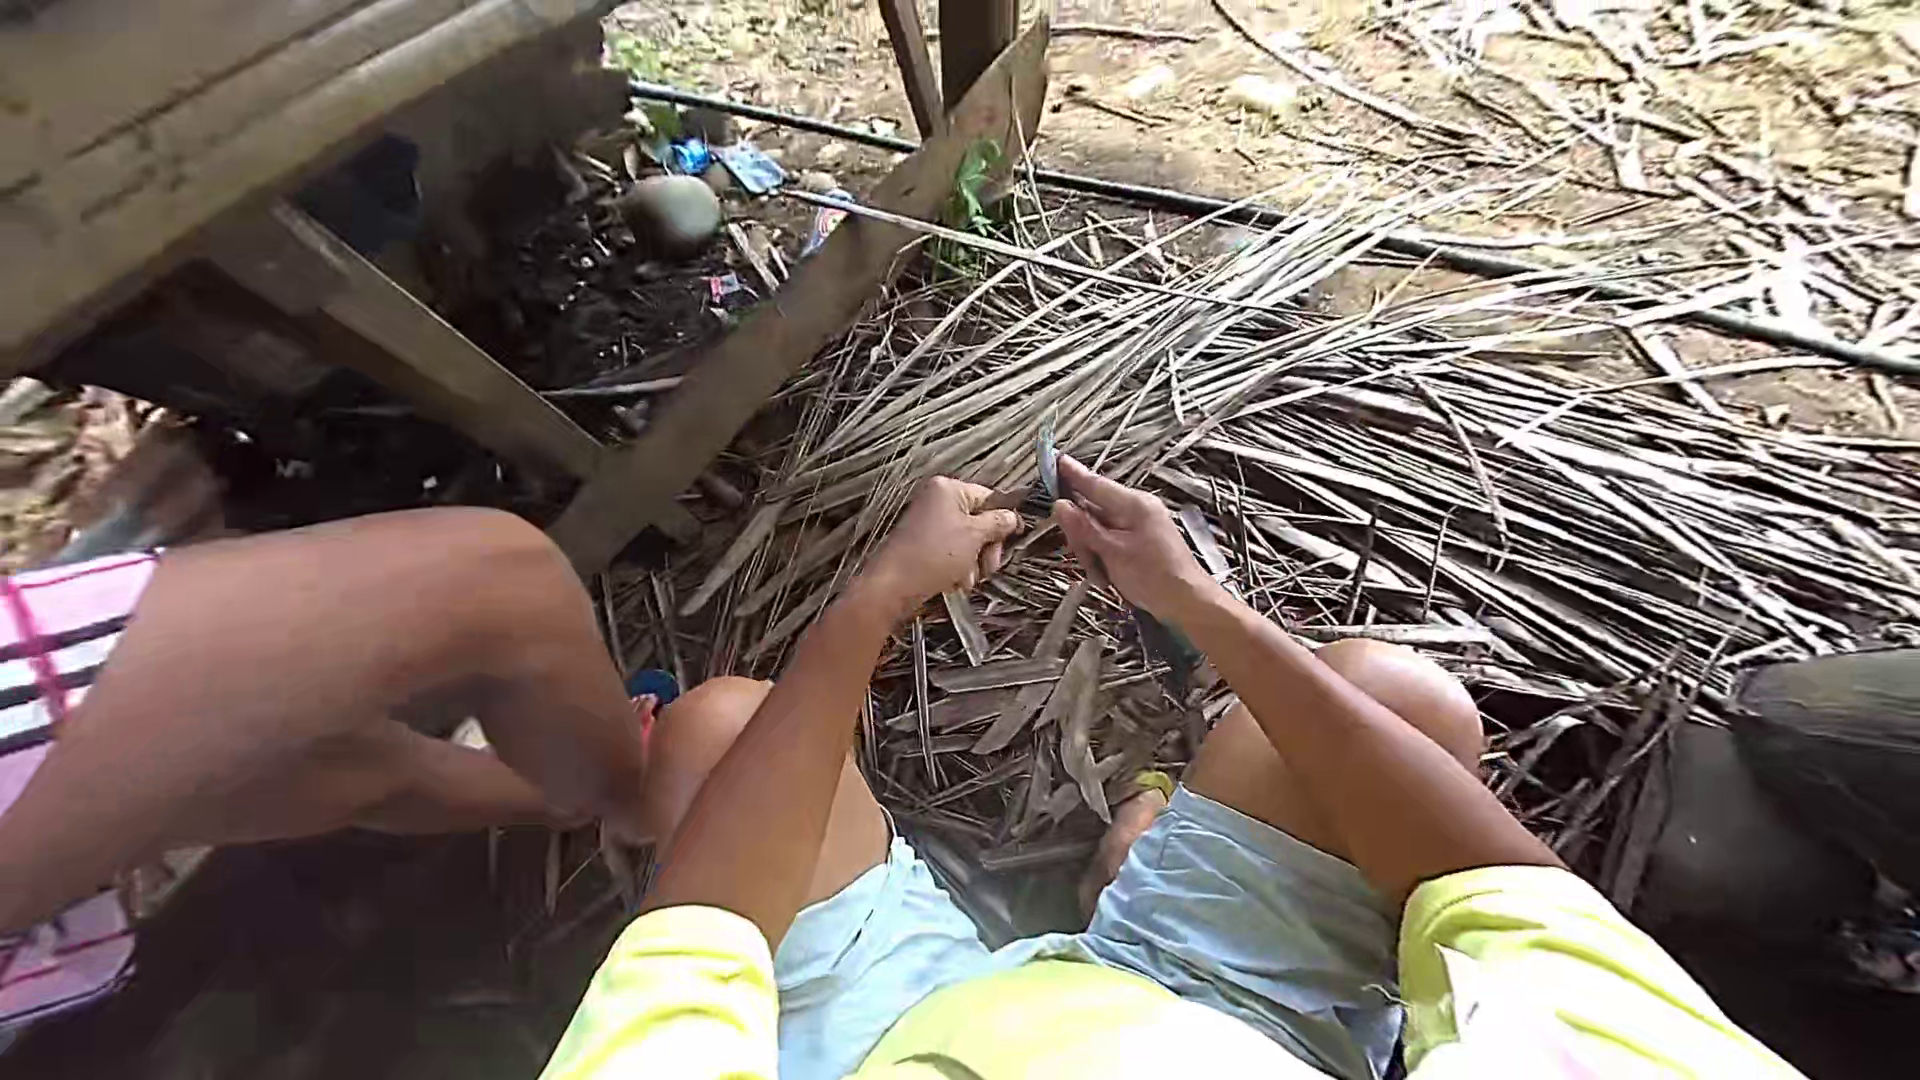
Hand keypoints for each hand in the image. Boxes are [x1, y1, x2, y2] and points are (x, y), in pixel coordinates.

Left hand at [856, 476, 1022, 618]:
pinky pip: (953, 553)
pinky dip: (958, 568)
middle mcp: (937, 502)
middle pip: (979, 520)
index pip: (988, 497)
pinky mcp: (924, 546)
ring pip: (968, 541)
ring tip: (967, 576)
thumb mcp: (975, 536)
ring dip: (974, 561)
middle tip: (989, 564)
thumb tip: (1012, 517)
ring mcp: (929, 524)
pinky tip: (956, 581)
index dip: (1004, 518)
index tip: (1015, 535)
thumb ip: (998, 523)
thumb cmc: (931, 556)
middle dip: (987, 546)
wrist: (894, 586)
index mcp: (948, 489)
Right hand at [1052, 456, 1219, 620]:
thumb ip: (1084, 528)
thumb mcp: (1112, 552)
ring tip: (1100, 572)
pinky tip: (1106, 575)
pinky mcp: (1137, 541)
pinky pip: (1107, 541)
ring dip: (1090, 551)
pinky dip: (1101, 557)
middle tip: (1084, 556)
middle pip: (1091, 511)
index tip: (1055, 460)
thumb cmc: (1155, 576)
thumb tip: (1060, 506)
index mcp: (1133, 505)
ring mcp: (1137, 525)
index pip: (1094, 484)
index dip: (1072, 474)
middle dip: (1081, 535)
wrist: (1185, 602)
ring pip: (1096, 529)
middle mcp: (1136, 509)